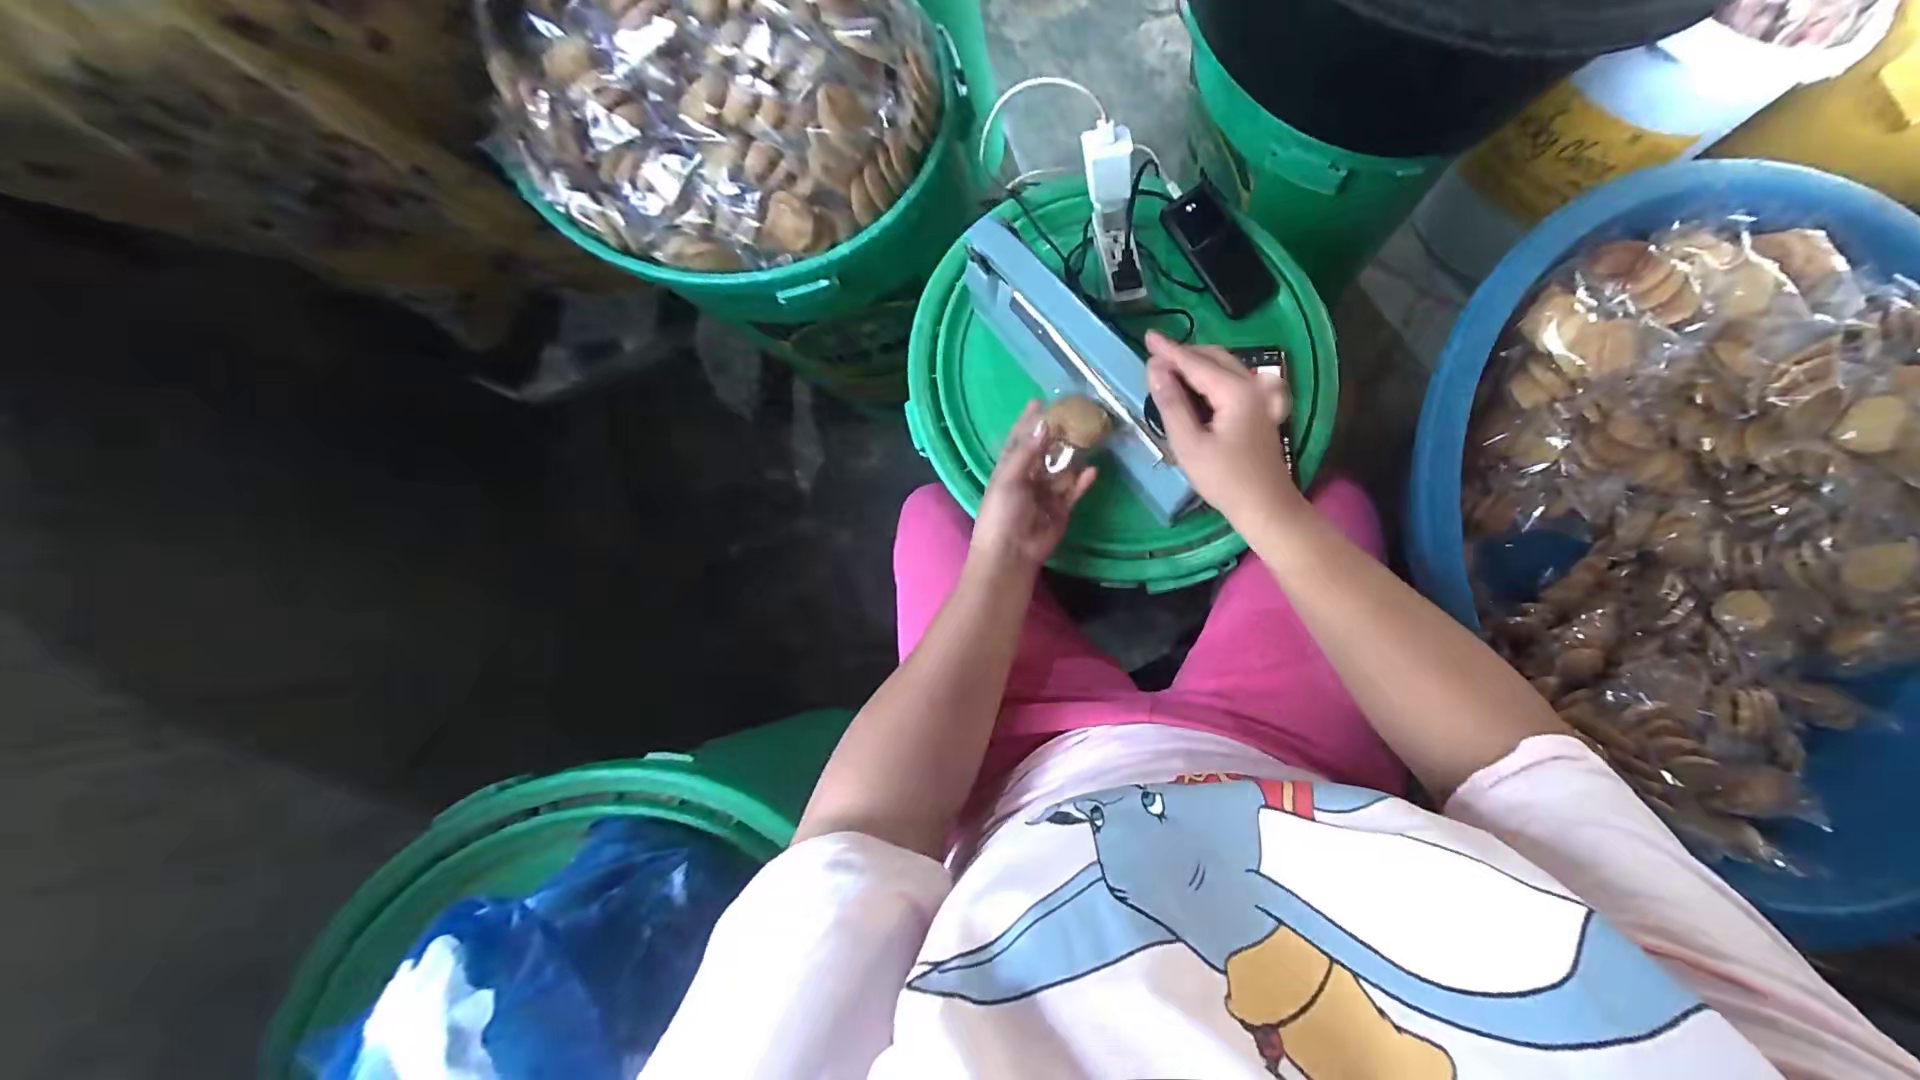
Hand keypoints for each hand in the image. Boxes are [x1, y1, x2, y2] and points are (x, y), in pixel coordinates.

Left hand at [971, 401, 1097, 572]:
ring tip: (1090, 436)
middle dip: (1058, 435)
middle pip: (1045, 451)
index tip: (1039, 401)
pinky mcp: (1061, 509)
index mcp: (1009, 469)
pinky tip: (1094, 469)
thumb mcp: (1009, 478)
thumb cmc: (1002, 514)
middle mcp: (1028, 478)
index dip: (1028, 421)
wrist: (1011, 553)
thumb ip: (1027, 451)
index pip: (1019, 439)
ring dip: (1074, 455)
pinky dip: (1083, 481)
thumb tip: (1045, 424)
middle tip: (1075, 414)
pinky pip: (1074, 490)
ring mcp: (1046, 494)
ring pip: (1062, 469)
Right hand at [1144, 331, 1301, 523]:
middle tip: (1154, 354)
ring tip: (1168, 368)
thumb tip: (1155, 370)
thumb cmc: (1224, 479)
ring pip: (1224, 367)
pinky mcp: (1259, 409)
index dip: (1169, 350)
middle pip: (1214, 357)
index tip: (1147, 336)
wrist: (1266, 506)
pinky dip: (1209, 377)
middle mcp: (1252, 386)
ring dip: (1196, 363)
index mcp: (1235, 391)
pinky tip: (1193, 386)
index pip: (1195, 363)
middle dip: (1183, 353)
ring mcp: (1260, 396)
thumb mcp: (1189, 444)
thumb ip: (1171, 403)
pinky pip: (1231, 381)